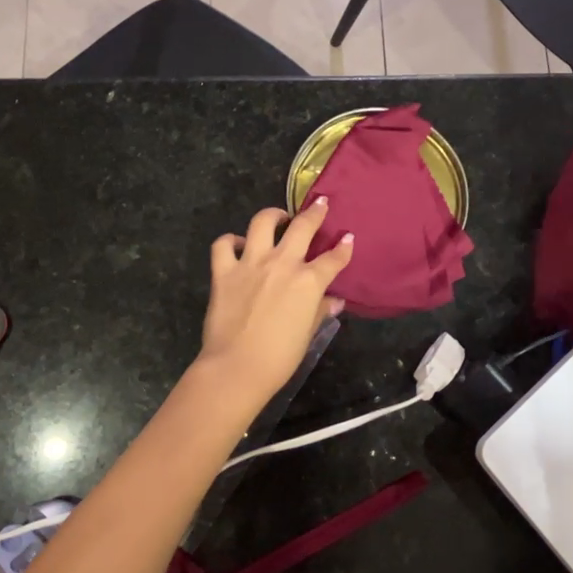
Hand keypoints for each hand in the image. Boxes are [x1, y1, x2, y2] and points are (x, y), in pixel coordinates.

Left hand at [199, 198, 354, 399]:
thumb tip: (334, 300)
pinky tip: (237, 245)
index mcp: (308, 281)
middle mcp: (282, 264)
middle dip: (315, 213)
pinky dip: (230, 241)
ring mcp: (251, 264)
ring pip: (262, 223)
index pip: (333, 258)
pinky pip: (223, 245)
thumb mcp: (308, 334)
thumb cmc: (280, 357)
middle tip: (320, 204)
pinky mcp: (224, 272)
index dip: (344, 248)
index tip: (348, 238)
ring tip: (278, 217)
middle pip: (302, 227)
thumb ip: (320, 311)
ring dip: (273, 215)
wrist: (236, 367)